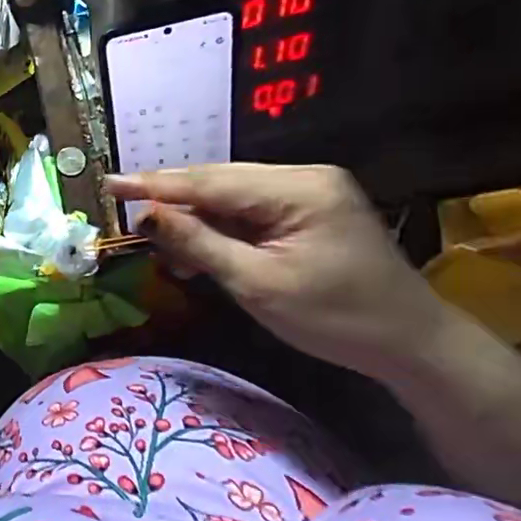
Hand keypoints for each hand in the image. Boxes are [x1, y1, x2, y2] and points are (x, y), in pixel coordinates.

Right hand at [104, 164, 454, 378]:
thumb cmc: (335, 319)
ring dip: (195, 221)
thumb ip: (198, 242)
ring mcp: (308, 190)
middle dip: (173, 204)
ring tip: (169, 253)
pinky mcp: (308, 208)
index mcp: (298, 189)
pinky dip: (220, 230)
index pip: (210, 182)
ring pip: (230, 196)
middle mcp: (303, 177)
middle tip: (131, 223)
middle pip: (218, 182)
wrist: (410, 343)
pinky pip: (249, 210)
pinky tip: (201, 251)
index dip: (155, 185)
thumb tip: (146, 215)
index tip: (109, 184)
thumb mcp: (256, 284)